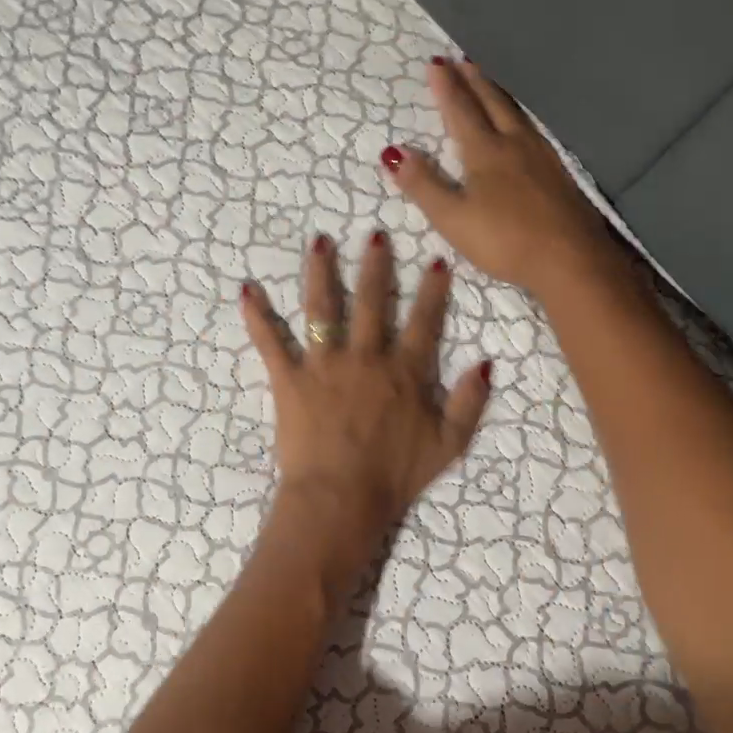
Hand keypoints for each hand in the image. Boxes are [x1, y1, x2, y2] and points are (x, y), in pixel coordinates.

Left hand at [240, 231, 492, 548]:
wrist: (341, 497)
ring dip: (321, 272)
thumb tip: (486, 362)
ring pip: (322, 309)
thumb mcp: (449, 445)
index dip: (433, 291)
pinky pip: (270, 342)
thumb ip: (469, 403)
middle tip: (374, 235)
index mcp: (405, 372)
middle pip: (372, 302)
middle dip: (375, 265)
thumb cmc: (395, 477)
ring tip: (319, 242)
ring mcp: (325, 365)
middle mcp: (366, 357)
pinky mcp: (289, 380)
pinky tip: (246, 291)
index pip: (424, 321)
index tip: (437, 261)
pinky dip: (256, 316)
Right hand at [383, 58, 628, 292]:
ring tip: (487, 78)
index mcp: (484, 152)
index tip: (435, 63)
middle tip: (461, 59)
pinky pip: (531, 126)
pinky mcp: (556, 170)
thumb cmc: (504, 240)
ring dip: (497, 91)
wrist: (568, 257)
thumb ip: (423, 186)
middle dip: (473, 80)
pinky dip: (517, 112)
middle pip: (491, 102)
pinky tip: (520, 121)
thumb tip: (394, 152)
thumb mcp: (452, 218)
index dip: (446, 88)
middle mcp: (513, 143)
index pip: (460, 111)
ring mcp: (540, 154)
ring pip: (515, 111)